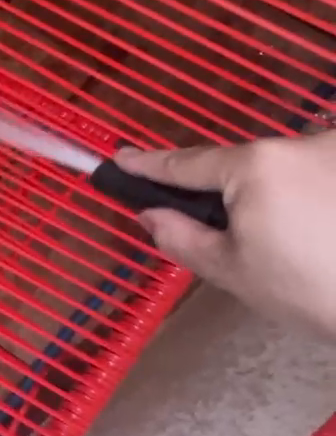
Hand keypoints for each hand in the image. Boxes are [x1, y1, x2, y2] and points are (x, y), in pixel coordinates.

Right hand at [115, 133, 335, 338]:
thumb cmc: (317, 290)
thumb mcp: (231, 271)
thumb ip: (179, 235)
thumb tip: (153, 214)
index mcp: (258, 166)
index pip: (184, 163)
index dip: (147, 164)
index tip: (120, 158)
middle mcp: (308, 145)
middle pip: (247, 164)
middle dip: (231, 190)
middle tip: (230, 231)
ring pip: (296, 169)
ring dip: (285, 193)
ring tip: (297, 238)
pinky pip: (327, 176)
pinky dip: (319, 198)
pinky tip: (324, 231)